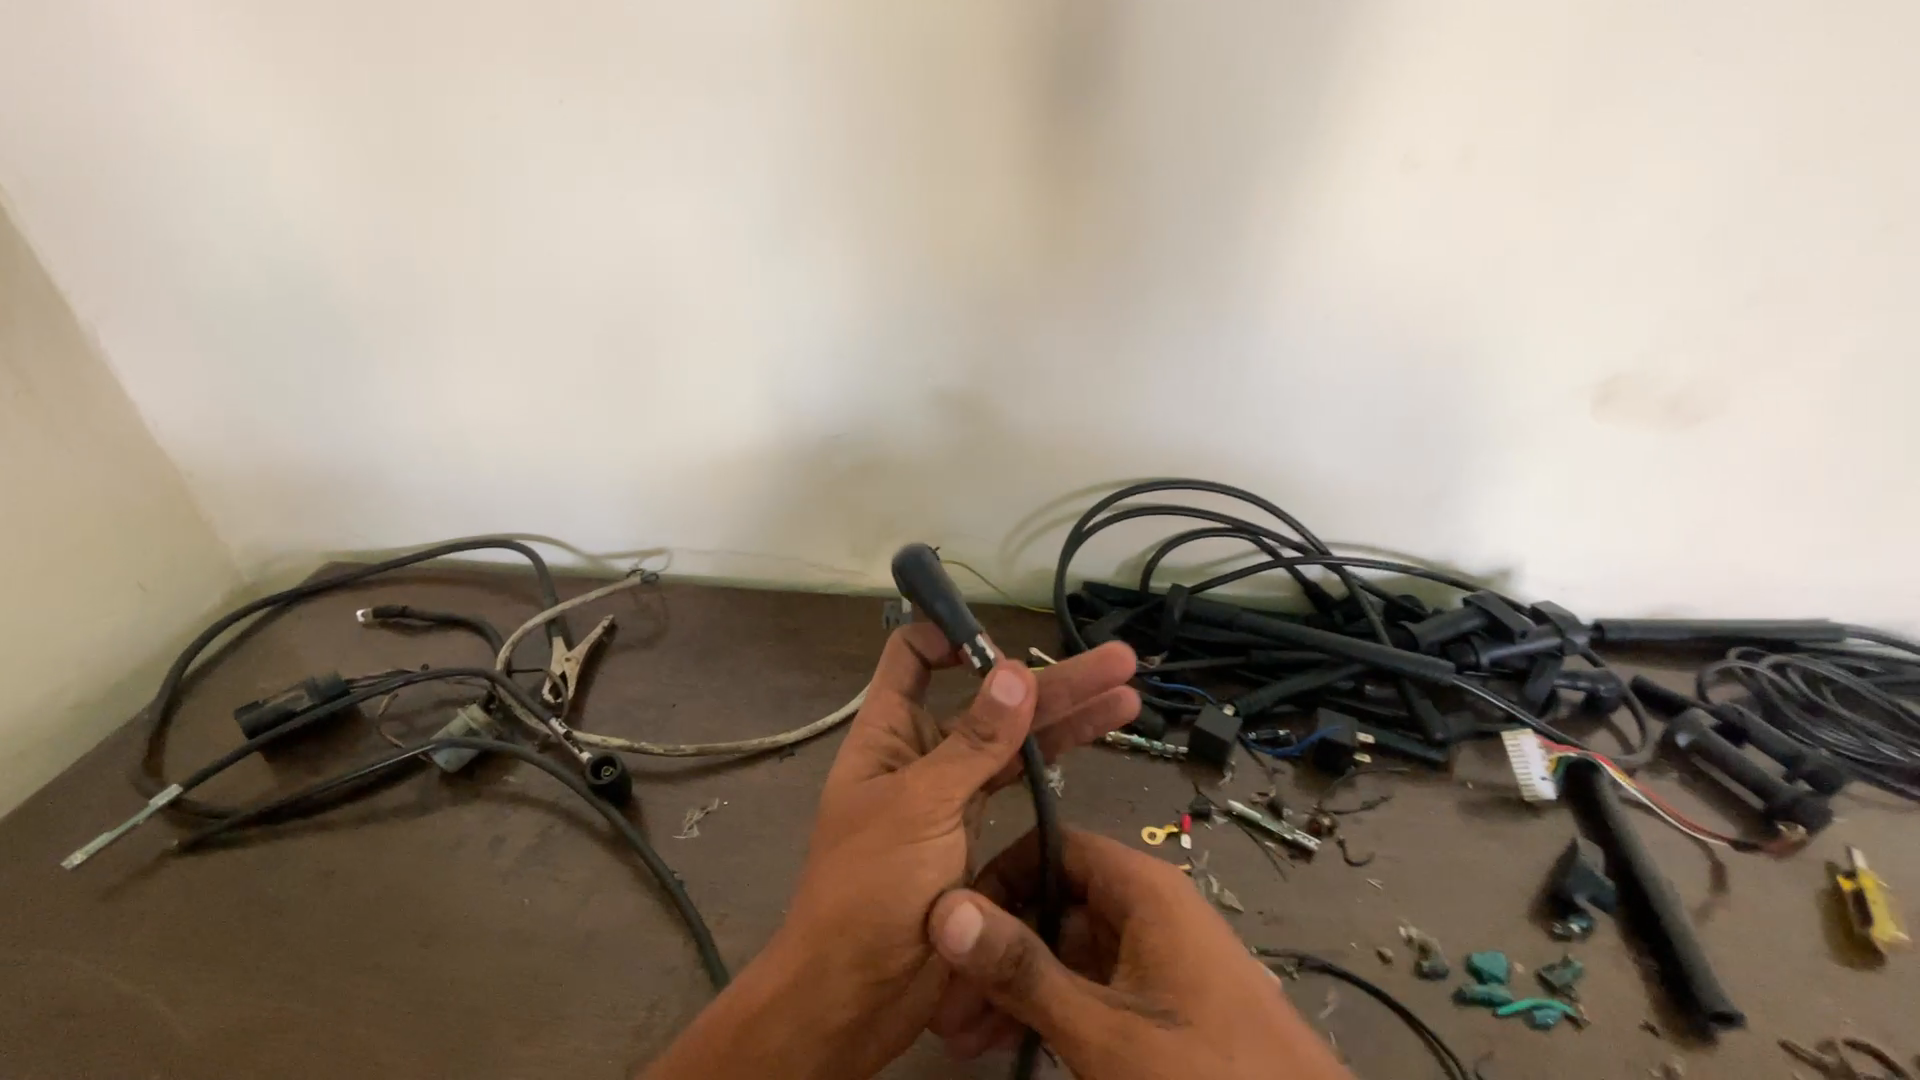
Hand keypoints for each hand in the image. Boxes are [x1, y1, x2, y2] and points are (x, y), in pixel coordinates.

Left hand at [754, 624, 1137, 1076]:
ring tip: (1128, 693)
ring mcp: (953, 791)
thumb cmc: (869, 889)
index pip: (913, 658)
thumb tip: (1014, 672)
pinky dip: (1057, 760)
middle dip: (1051, 680)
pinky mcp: (978, 831)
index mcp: (888, 732)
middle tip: (1116, 661)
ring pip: (1015, 739)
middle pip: (990, 699)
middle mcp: (923, 751)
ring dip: (1069, 715)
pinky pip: (1020, 782)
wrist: (855, 993)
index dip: (952, 636)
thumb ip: (972, 742)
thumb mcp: (920, 807)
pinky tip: (1099, 737)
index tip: (1001, 639)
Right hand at [926, 827, 1353, 1079]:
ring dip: (1015, 987)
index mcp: (1141, 888)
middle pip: (1053, 902)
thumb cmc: (1202, 1070)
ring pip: (1066, 951)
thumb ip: (1022, 970)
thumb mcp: (1102, 1029)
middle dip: (997, 949)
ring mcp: (1154, 957)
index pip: (1053, 846)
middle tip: (944, 1003)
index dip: (998, 876)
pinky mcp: (1160, 1001)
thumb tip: (943, 910)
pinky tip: (1004, 1043)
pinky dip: (1048, 1009)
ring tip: (959, 1036)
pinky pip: (1090, 986)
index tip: (952, 924)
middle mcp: (1146, 909)